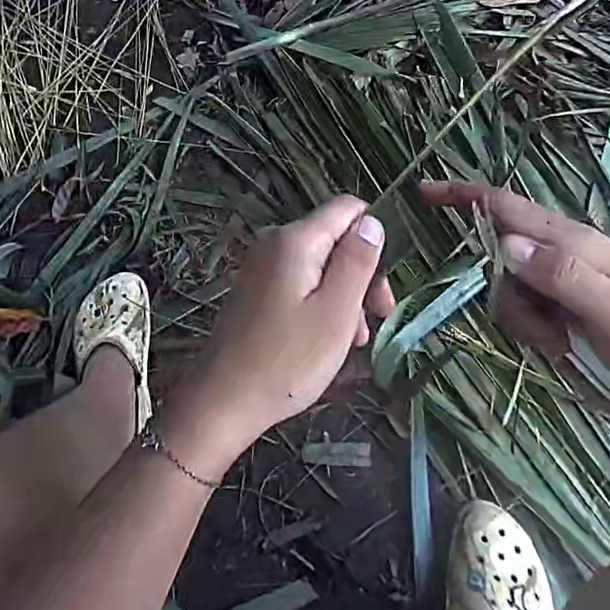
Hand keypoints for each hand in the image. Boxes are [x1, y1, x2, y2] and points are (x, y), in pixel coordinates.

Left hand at [163, 196, 395, 471]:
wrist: (222, 402)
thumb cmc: (287, 360)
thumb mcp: (336, 311)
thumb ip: (357, 261)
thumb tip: (372, 221)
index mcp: (296, 239)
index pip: (348, 208)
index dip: (376, 234)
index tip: (387, 279)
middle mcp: (275, 241)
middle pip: (335, 237)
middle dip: (363, 272)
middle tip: (379, 317)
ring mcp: (262, 265)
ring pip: (321, 263)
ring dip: (346, 293)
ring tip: (355, 339)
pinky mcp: (257, 288)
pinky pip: (301, 281)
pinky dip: (322, 302)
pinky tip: (330, 338)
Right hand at [419, 181, 609, 423]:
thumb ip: (563, 277)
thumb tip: (505, 242)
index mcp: (577, 243)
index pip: (509, 206)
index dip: (464, 195)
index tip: (424, 192)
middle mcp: (568, 251)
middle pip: (502, 252)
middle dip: (501, 291)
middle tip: (542, 335)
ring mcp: (571, 277)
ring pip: (512, 284)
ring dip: (523, 318)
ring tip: (563, 347)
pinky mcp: (574, 301)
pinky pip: (530, 305)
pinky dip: (536, 328)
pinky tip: (565, 349)